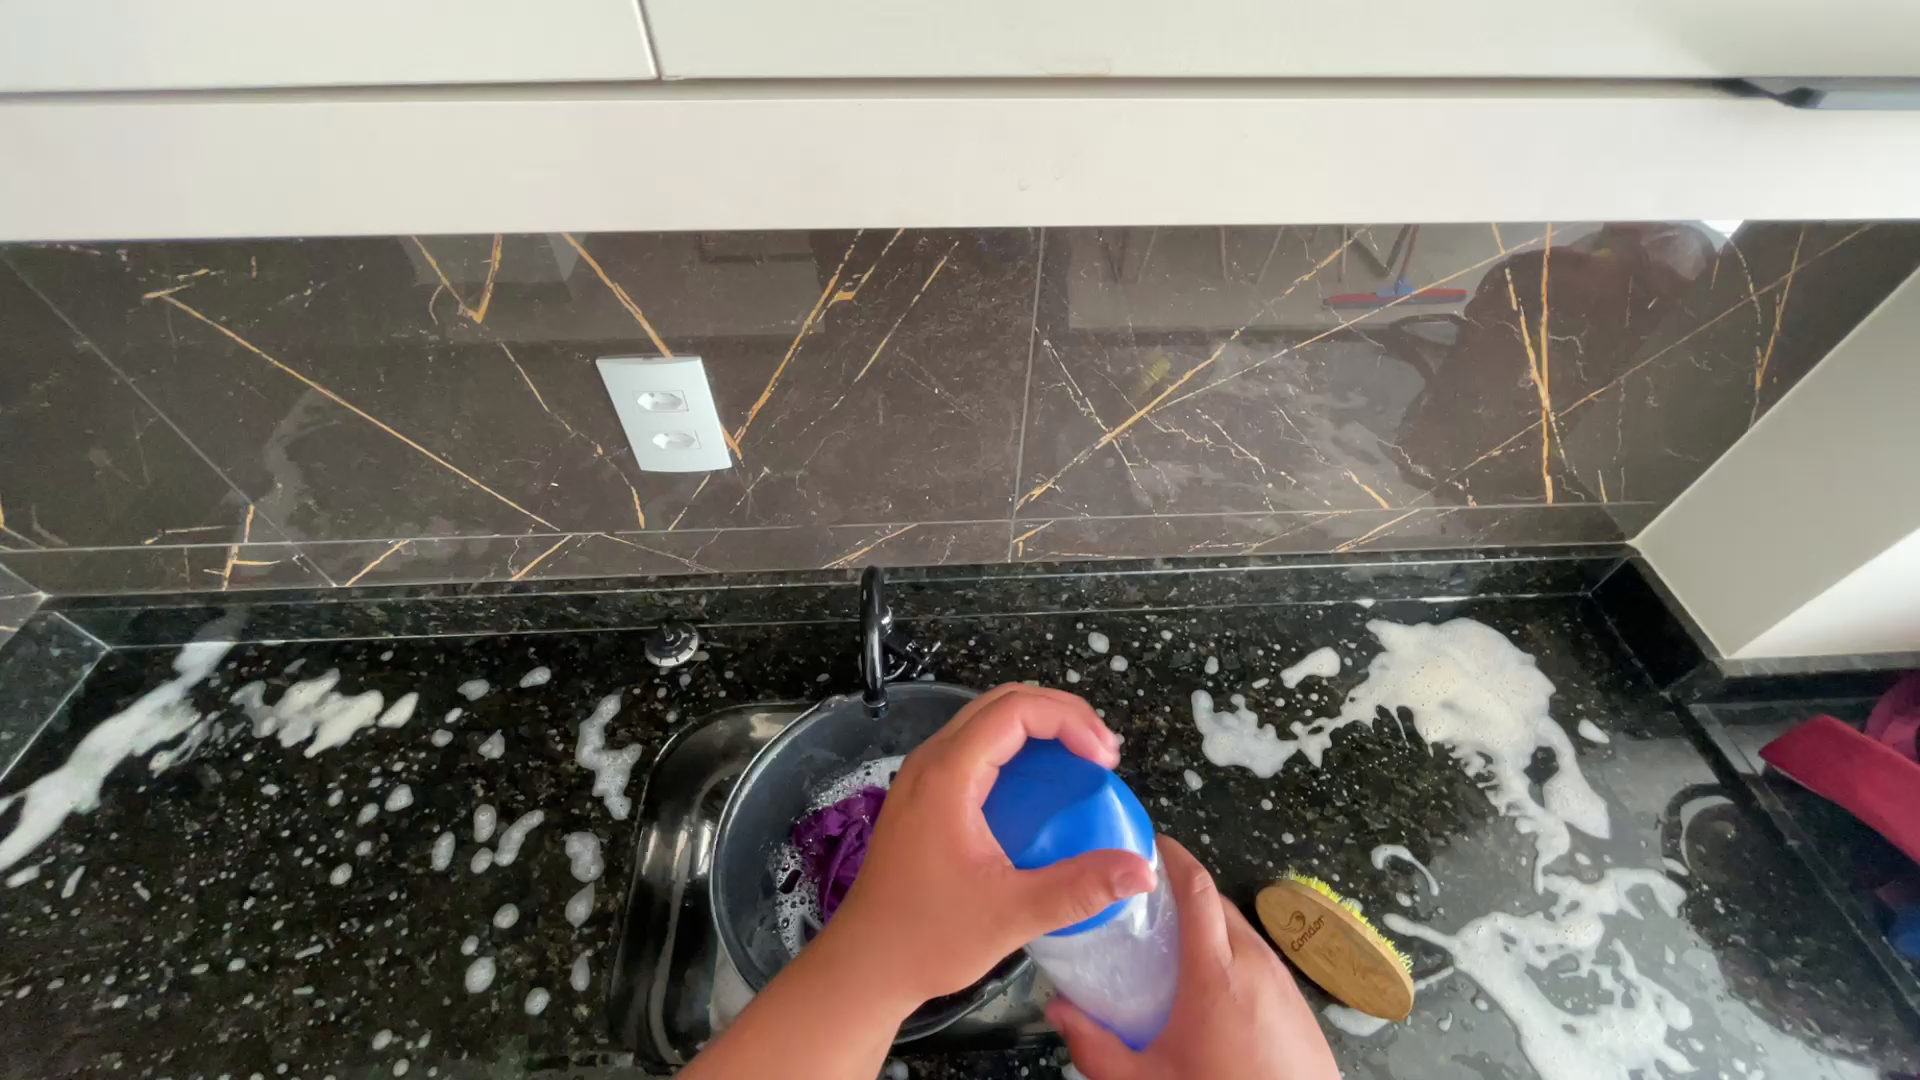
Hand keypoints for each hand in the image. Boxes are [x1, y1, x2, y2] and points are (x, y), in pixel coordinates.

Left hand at [819, 683, 1157, 1007]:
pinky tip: (1044, 782)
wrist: (865, 961)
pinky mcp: (926, 789)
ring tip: (1084, 758)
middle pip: (1002, 701)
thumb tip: (1143, 872)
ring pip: (988, 717)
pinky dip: (1018, 746)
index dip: (1068, 720)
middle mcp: (933, 758)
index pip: (1013, 711)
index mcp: (948, 774)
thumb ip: (1078, 889)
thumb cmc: (929, 936)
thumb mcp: (1010, 913)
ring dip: (1040, 725)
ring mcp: (925, 771)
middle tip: (1104, 752)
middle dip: (1061, 713)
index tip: (1106, 758)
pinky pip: (977, 744)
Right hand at [1047, 837, 1340, 1079]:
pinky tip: (1213, 987)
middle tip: (1144, 899)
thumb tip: (1057, 1010)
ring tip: (1172, 942)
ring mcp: (1283, 982)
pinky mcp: (1300, 1005)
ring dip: (1208, 922)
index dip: (1172, 854)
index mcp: (1215, 969)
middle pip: (1216, 901)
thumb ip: (1097, 1047)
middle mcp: (1254, 961)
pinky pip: (1260, 959)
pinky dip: (1233, 953)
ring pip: (1240, 929)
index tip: (1146, 842)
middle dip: (1181, 888)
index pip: (1196, 886)